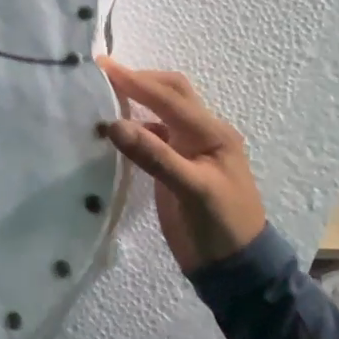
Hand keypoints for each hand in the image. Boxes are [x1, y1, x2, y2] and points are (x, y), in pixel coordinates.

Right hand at [97, 58, 266, 272]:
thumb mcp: (192, 191)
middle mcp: (203, 133)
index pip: (170, 97)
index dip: (136, 80)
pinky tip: (112, 129)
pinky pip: (152, 134)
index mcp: (213, 134)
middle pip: (170, 93)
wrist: (236, 271)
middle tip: (102, 74)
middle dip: (138, 81)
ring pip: (160, 111)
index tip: (102, 67)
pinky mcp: (176, 165)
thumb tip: (113, 124)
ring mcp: (189, 149)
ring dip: (135, 100)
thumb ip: (155, 156)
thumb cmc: (221, 227)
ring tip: (102, 95)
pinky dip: (133, 125)